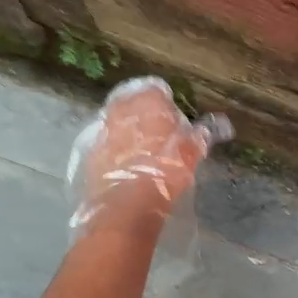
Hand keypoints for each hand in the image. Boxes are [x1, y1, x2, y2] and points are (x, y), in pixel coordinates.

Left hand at [67, 78, 227, 231]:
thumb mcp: (189, 157)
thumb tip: (210, 128)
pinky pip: (102, 144)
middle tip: (154, 133)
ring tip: (137, 150)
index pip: (155, 90)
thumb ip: (197, 138)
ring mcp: (100, 132)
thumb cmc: (163, 176)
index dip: (164, 103)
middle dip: (141, 114)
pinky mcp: (87, 154)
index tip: (172, 119)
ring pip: (113, 122)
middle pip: (130, 104)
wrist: (125, 207)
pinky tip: (120, 165)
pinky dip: (111, 149)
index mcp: (147, 105)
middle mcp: (120, 112)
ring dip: (124, 131)